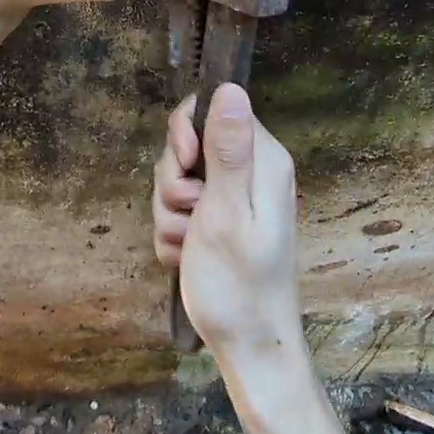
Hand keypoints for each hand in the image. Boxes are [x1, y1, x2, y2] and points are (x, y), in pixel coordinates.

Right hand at [153, 84, 302, 361]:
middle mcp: (249, 170)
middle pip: (187, 143)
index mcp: (262, 159)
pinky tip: (184, 256)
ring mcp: (232, 196)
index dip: (186, 131)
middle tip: (189, 215)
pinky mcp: (215, 219)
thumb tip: (230, 86)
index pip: (212, 106)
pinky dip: (173, 232)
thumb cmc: (239, 284)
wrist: (247, 347)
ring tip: (188, 244)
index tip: (184, 166)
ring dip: (171, 213)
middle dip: (174, 181)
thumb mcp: (226, 212)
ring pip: (176, 178)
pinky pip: (177, 208)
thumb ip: (227, 149)